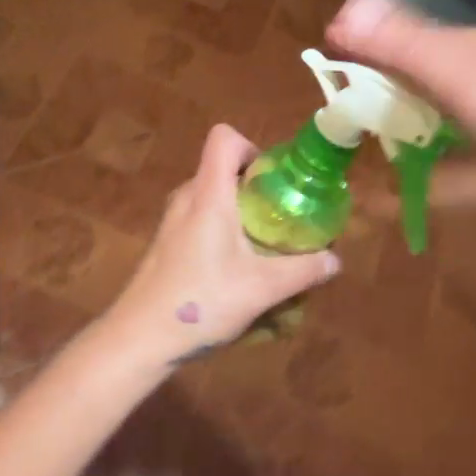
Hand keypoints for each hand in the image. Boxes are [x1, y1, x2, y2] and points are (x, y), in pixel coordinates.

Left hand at [100, 125, 340, 370]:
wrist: (139, 337)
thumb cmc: (200, 301)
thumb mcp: (262, 288)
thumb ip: (302, 271)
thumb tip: (335, 261)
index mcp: (208, 194)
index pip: (224, 138)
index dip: (252, 148)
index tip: (275, 181)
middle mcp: (187, 197)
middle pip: (222, 169)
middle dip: (256, 187)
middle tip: (282, 219)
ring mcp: (172, 220)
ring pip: (212, 197)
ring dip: (240, 213)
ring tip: (264, 247)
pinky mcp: (166, 243)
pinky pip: (200, 220)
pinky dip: (222, 231)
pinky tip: (235, 270)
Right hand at [324, 0, 475, 173]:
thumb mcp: (457, 74)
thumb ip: (399, 43)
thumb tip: (340, 8)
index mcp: (447, 44)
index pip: (380, 41)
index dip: (350, 62)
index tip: (330, 103)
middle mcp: (468, 56)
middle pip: (406, 67)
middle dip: (377, 92)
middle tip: (356, 138)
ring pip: (435, 92)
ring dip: (409, 113)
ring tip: (390, 153)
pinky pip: (463, 116)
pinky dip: (443, 130)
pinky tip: (446, 154)